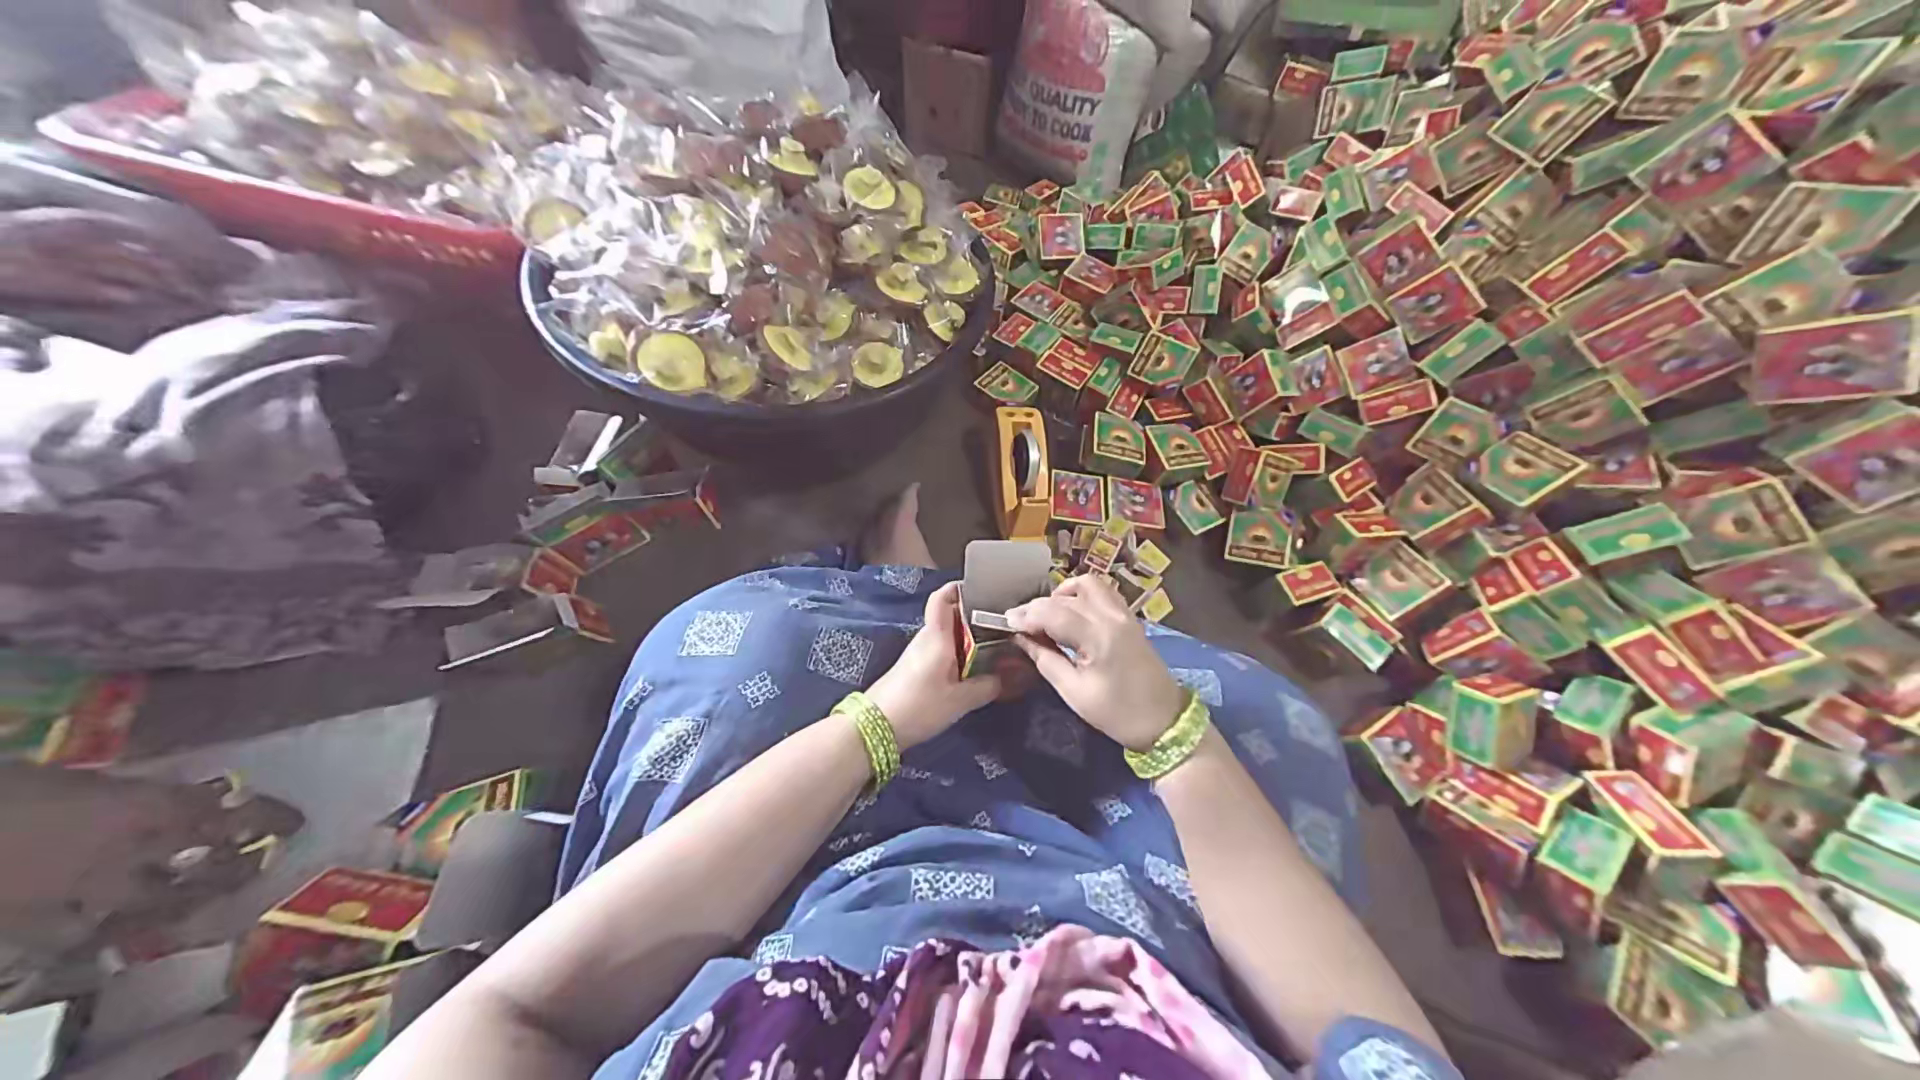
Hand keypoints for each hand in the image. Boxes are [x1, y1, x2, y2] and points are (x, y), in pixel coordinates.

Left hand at [864, 582, 1003, 748]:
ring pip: (949, 636)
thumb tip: (1010, 676)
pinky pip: (943, 651)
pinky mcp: (916, 668)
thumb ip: (988, 686)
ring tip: (997, 648)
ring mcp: (920, 653)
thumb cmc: (919, 706)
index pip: (943, 597)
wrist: (876, 727)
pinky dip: (960, 655)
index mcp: (937, 635)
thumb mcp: (960, 700)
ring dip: (970, 639)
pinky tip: (975, 669)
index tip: (984, 591)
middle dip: (977, 619)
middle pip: (952, 616)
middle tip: (1004, 627)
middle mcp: (927, 638)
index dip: (960, 588)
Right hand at [1005, 575, 1185, 750]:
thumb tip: (1022, 639)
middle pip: (1066, 597)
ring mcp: (1124, 614)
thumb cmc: (1117, 713)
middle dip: (1038, 606)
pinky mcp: (1129, 618)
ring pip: (1087, 585)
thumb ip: (1046, 660)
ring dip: (1062, 594)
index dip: (1026, 616)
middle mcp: (1112, 616)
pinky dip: (1082, 594)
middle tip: (1019, 623)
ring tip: (1046, 614)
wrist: (1164, 721)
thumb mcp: (1074, 692)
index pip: (1053, 612)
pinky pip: (1103, 592)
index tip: (1006, 624)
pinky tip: (1069, 611)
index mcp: (1099, 636)